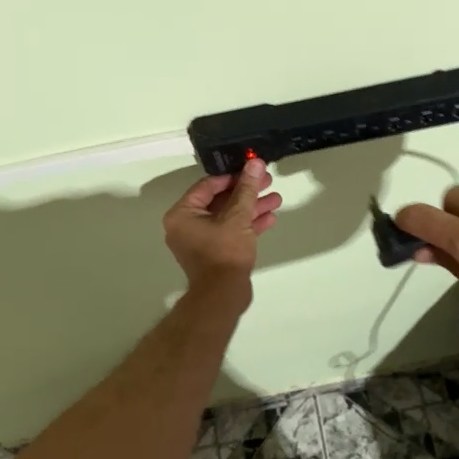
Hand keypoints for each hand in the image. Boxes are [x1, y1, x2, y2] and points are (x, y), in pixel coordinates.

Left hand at [163, 158, 283, 289]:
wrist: (223, 295)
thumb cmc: (224, 251)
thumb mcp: (238, 216)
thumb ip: (247, 188)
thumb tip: (255, 163)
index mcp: (182, 214)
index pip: (207, 186)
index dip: (232, 176)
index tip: (252, 171)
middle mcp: (187, 226)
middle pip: (220, 200)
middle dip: (246, 192)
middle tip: (268, 182)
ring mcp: (200, 241)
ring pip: (228, 217)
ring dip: (251, 208)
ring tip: (276, 199)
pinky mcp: (214, 254)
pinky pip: (230, 232)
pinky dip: (247, 226)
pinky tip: (270, 218)